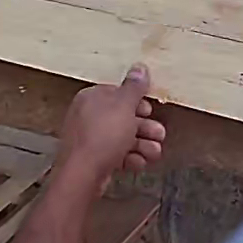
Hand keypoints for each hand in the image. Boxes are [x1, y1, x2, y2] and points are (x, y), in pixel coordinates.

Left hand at [56, 65, 165, 191]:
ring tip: (155, 152)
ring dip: (142, 144)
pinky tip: (140, 162)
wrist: (82, 175)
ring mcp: (89, 139)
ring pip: (121, 137)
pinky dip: (129, 157)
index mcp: (92, 98)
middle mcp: (88, 116)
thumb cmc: (103, 135)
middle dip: (145, 127)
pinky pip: (114, 154)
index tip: (150, 109)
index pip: (118, 94)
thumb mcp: (124, 105)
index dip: (137, 102)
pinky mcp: (92, 159)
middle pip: (123, 117)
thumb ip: (134, 87)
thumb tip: (139, 67)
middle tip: (160, 134)